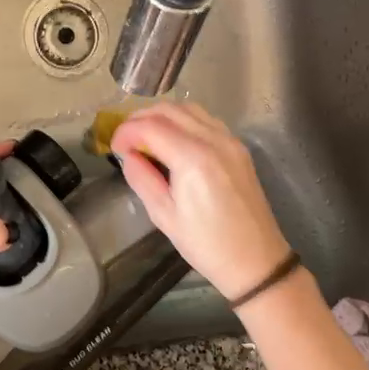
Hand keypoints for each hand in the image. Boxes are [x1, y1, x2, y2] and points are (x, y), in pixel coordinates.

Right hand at [110, 103, 291, 300]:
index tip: (113, 147)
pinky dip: (184, 121)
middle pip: (169, 110)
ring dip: (162, 116)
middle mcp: (214, 141)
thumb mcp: (164, 216)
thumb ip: (142, 178)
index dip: (125, 132)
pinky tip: (173, 141)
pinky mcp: (238, 148)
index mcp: (193, 159)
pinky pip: (206, 120)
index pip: (150, 127)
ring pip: (189, 109)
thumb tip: (128, 155)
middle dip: (140, 118)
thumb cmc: (206, 244)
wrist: (255, 260)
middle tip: (125, 139)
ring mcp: (230, 141)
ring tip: (145, 137)